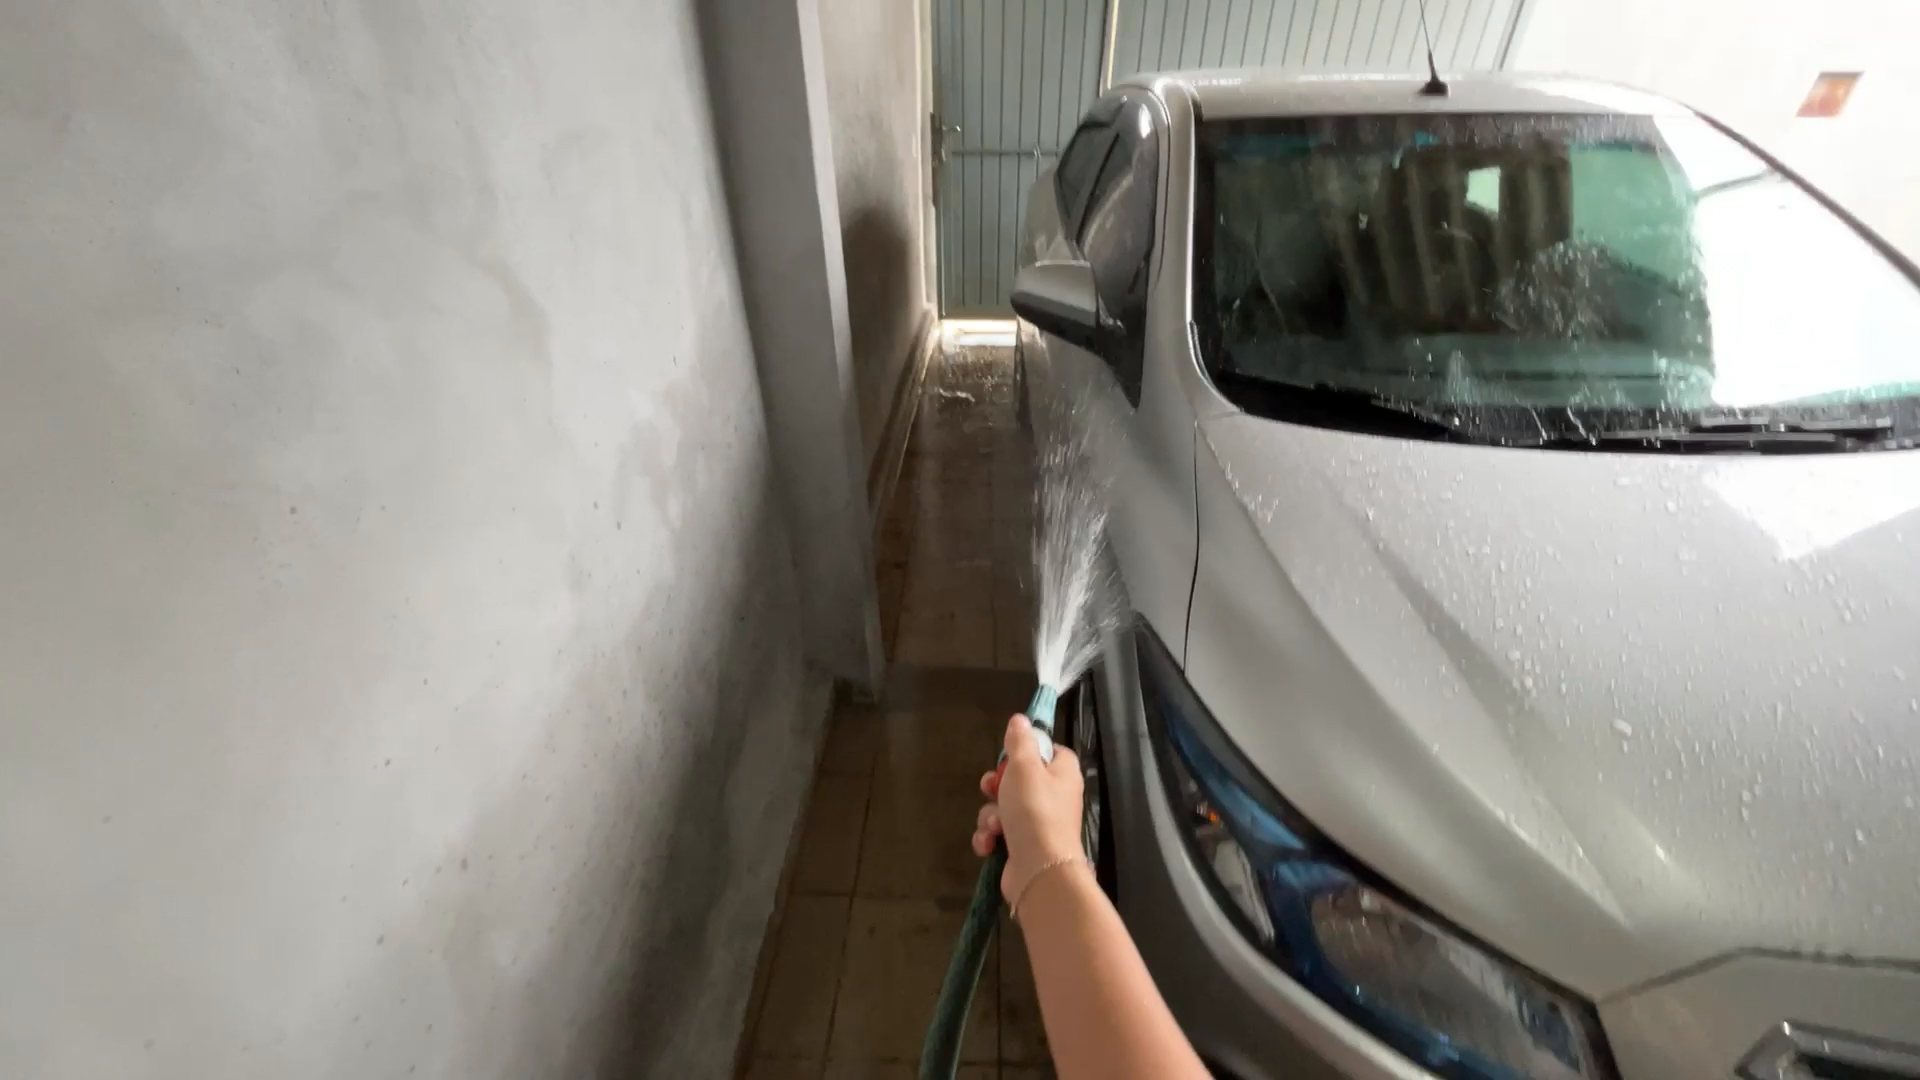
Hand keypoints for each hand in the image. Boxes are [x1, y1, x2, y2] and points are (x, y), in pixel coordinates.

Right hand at [972, 713, 1084, 905]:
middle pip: (1020, 780)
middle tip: (991, 788)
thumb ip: (1020, 741)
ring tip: (993, 825)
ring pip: (1004, 808)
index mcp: (1063, 774)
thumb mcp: (1024, 766)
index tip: (1009, 755)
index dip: (1028, 751)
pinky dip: (990, 838)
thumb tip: (1020, 720)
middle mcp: (1055, 798)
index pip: (1050, 751)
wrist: (1039, 870)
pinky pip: (1000, 834)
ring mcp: (1039, 825)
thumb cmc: (1034, 810)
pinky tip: (989, 845)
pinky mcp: (1024, 848)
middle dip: (997, 786)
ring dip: (990, 815)